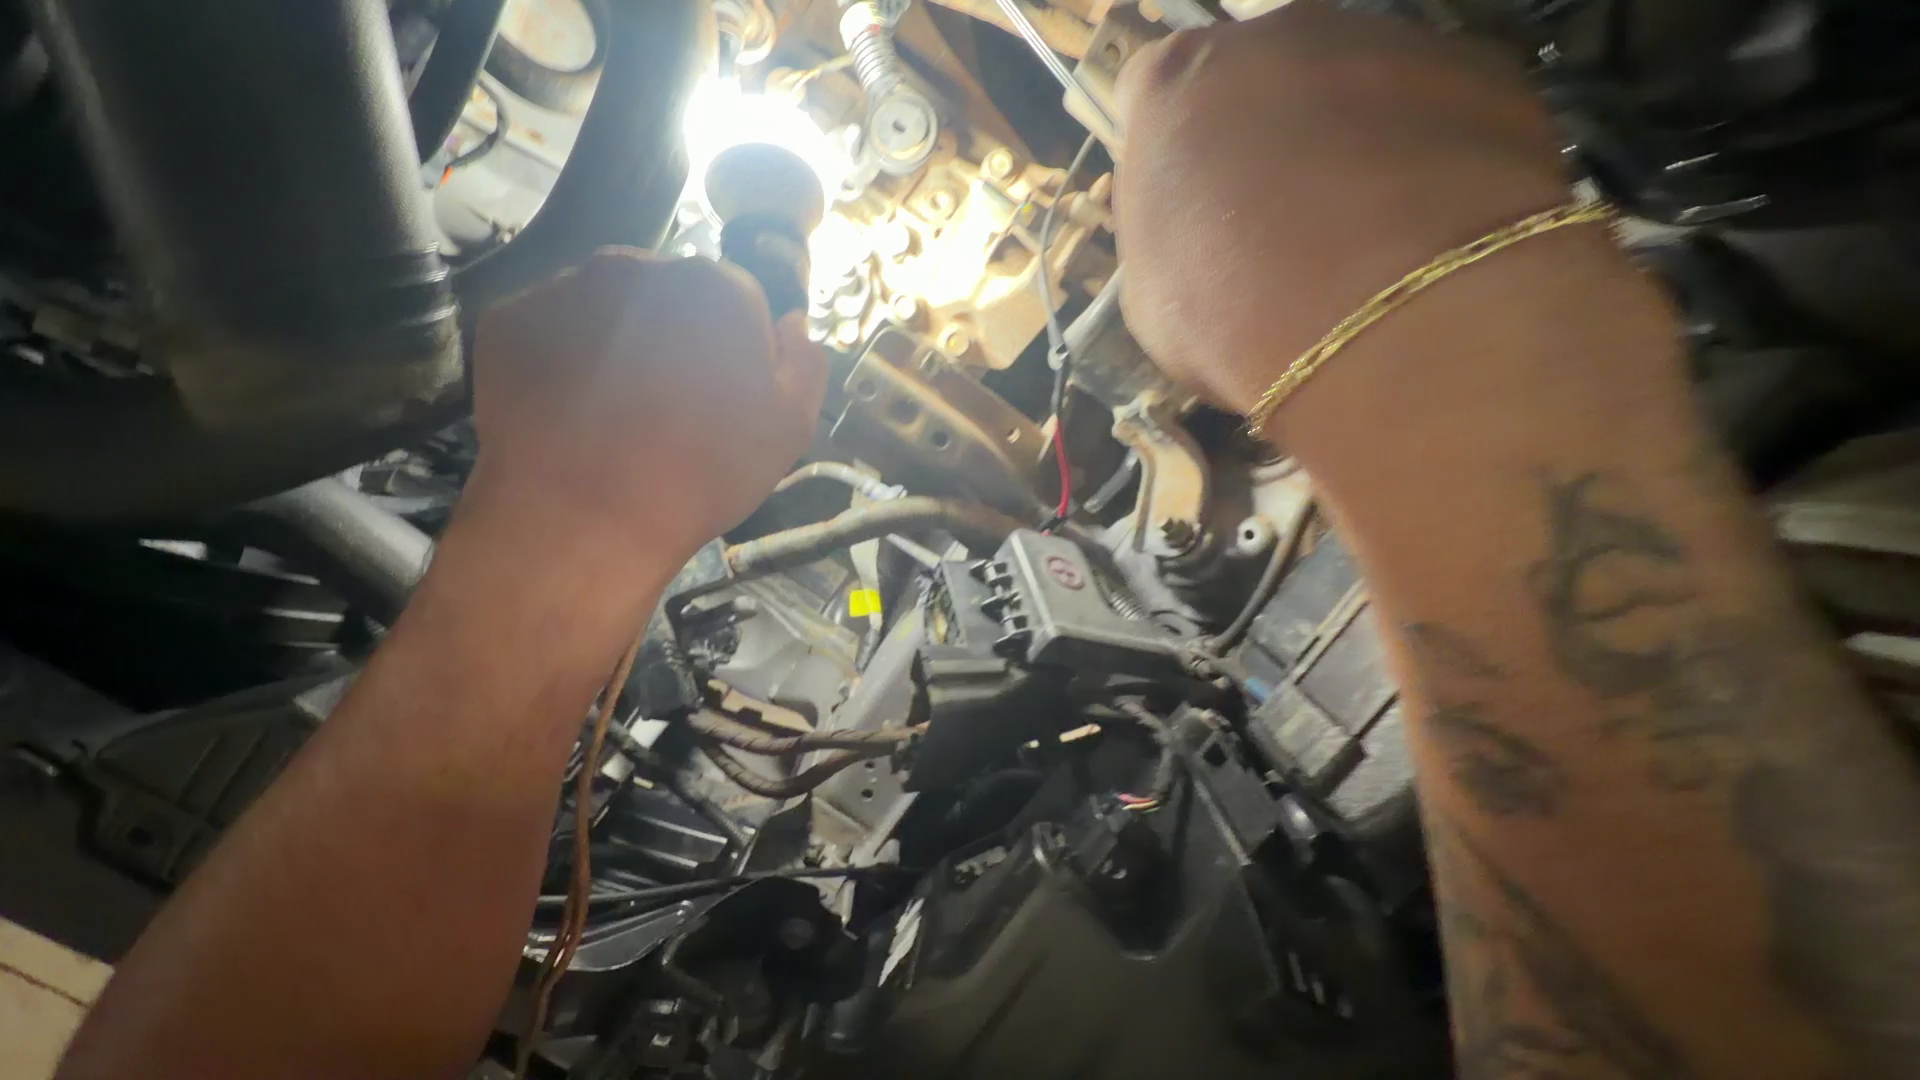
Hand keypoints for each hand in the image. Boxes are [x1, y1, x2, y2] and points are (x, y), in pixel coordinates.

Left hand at [466, 249, 826, 561]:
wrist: (586, 517)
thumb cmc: (704, 472)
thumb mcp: (789, 428)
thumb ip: (804, 364)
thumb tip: (792, 323)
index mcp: (716, 287)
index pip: (741, 300)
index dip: (740, 350)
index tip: (728, 397)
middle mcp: (639, 265)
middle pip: (672, 294)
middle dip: (679, 335)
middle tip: (673, 406)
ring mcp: (566, 287)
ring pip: (610, 306)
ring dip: (622, 339)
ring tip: (618, 410)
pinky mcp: (509, 319)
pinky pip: (553, 328)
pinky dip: (565, 357)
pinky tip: (572, 410)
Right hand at [1114, 3, 1574, 418]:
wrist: (1386, 321)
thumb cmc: (1233, 312)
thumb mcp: (1151, 286)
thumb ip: (1168, 222)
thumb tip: (1202, 216)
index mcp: (1178, 82)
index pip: (1153, 92)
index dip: (1172, 150)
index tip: (1186, 203)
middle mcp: (1277, 33)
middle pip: (1259, 76)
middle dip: (1263, 136)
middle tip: (1275, 225)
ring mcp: (1386, 38)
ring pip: (1352, 87)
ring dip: (1347, 143)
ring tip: (1360, 238)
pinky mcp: (1481, 69)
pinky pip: (1434, 109)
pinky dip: (1424, 156)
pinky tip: (1422, 231)